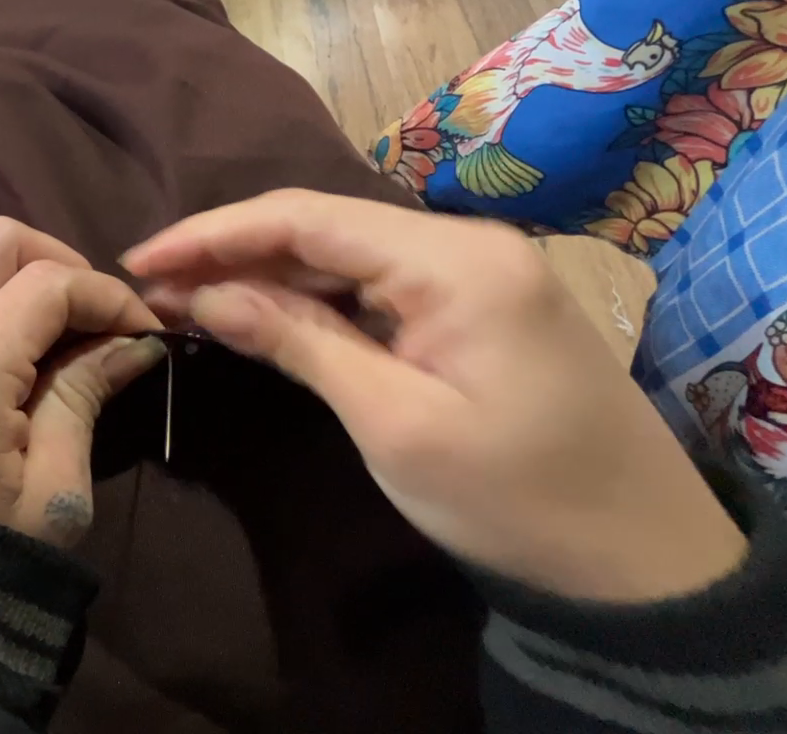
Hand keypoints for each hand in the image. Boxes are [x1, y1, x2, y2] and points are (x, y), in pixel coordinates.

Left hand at [0, 218, 166, 546]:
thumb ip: (85, 393)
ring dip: (14, 262)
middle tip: (93, 314)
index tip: (141, 327)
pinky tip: (8, 319)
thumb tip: (132, 340)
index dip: (104, 294)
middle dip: (60, 261)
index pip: (44, 286)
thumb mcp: (56, 487)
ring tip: (51, 311)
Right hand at [124, 190, 746, 602]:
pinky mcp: (455, 302)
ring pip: (329, 249)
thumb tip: (201, 296)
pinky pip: (357, 280)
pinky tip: (245, 307)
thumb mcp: (392, 421)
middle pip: (313, 223)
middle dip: (223, 249)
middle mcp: (457, 243)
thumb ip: (295, 339)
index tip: (141, 260)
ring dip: (252, 270)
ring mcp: (460, 270)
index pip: (304, 218)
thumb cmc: (516, 499)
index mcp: (454, 262)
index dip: (211, 234)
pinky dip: (294, 293)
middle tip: (148, 280)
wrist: (644, 568)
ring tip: (178, 293)